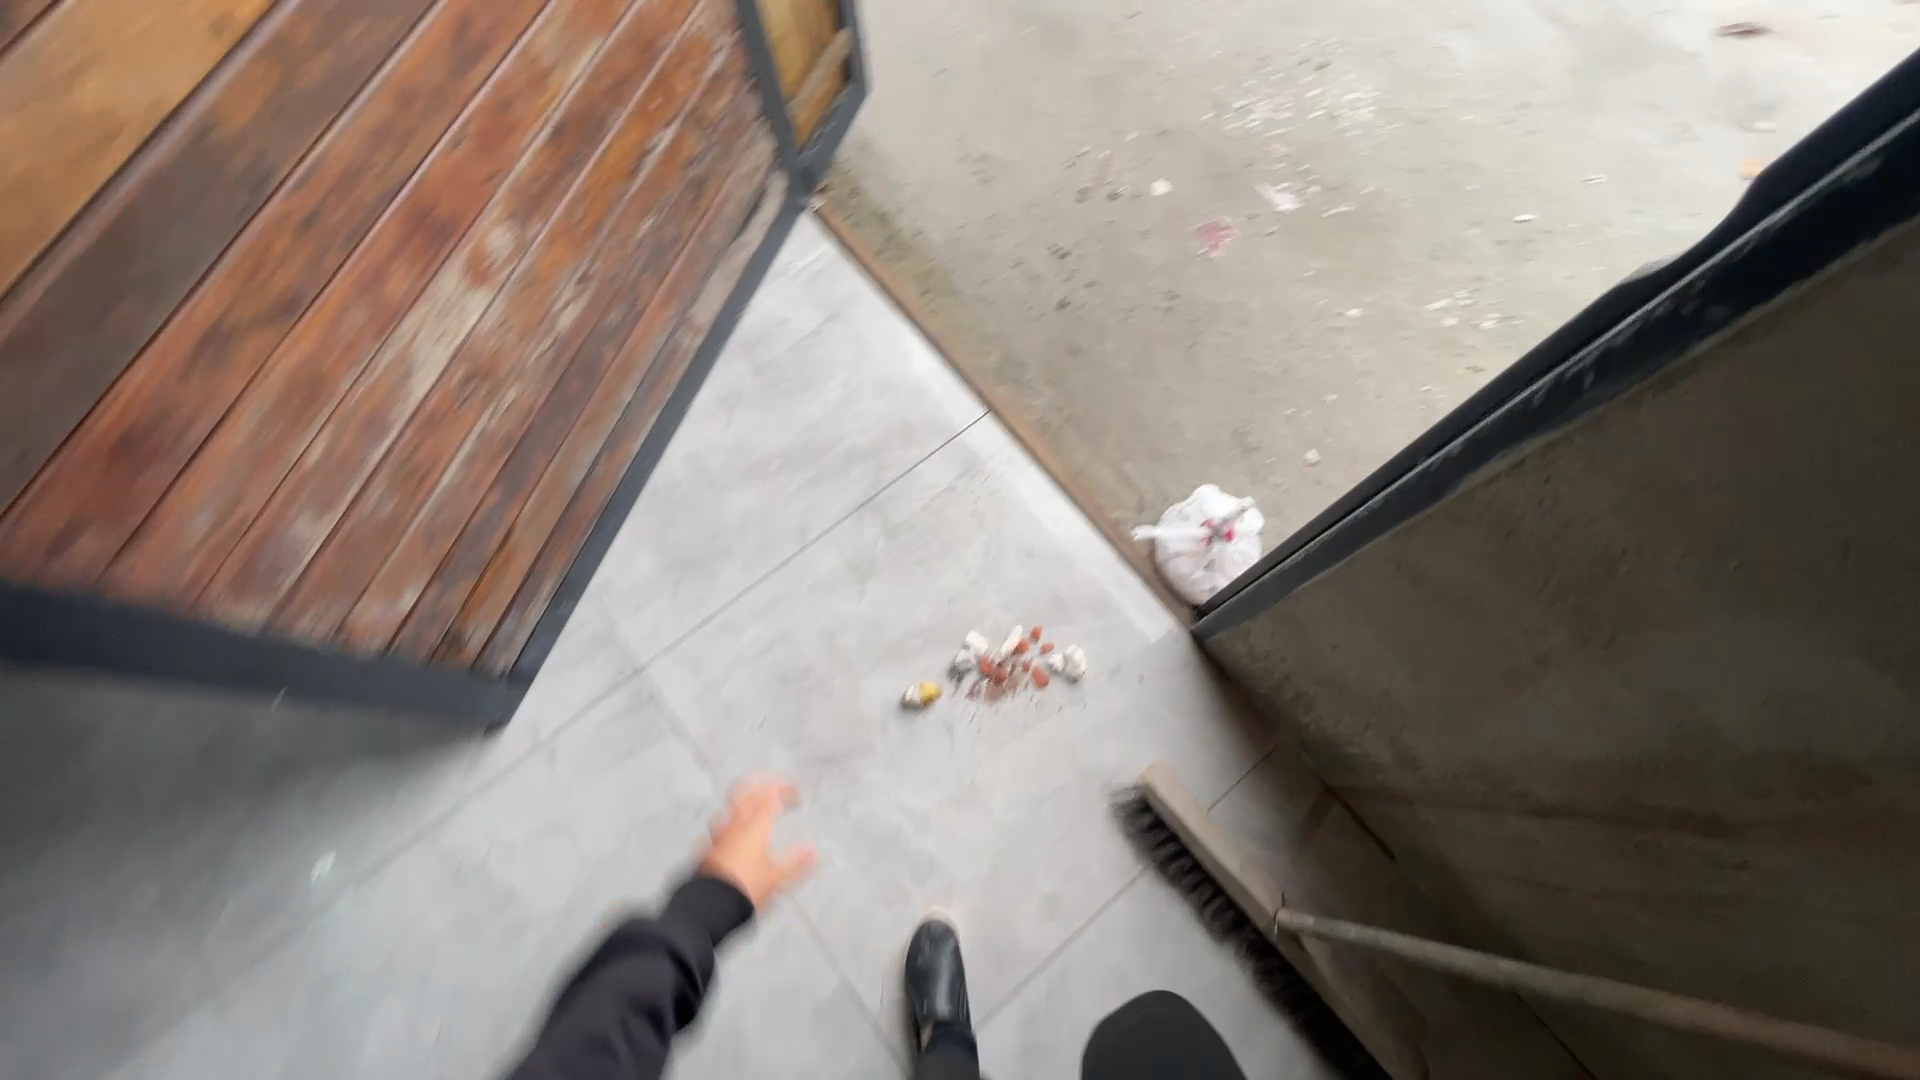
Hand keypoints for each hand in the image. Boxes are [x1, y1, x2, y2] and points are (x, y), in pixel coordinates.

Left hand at [698, 776, 816, 908]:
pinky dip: (726, 824)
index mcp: (757, 827)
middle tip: (772, 782)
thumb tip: (814, 850)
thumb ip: (797, 863)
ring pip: (730, 806)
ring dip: (742, 800)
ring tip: (750, 801)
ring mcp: (719, 835)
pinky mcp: (707, 848)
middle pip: (747, 792)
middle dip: (761, 783)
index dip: (785, 790)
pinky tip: (727, 831)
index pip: (772, 797)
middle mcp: (737, 825)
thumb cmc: (745, 890)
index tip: (796, 794)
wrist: (709, 907)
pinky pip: (717, 828)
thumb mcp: (777, 878)